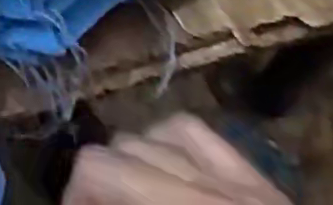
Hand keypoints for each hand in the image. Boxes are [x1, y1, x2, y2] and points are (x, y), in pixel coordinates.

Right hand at [64, 114, 291, 204]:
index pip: (101, 175)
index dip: (71, 198)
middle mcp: (216, 195)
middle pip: (113, 156)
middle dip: (88, 189)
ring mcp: (241, 184)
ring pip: (146, 137)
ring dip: (122, 167)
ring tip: (122, 202)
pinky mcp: (262, 184)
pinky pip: (193, 134)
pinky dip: (164, 145)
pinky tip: (162, 171)